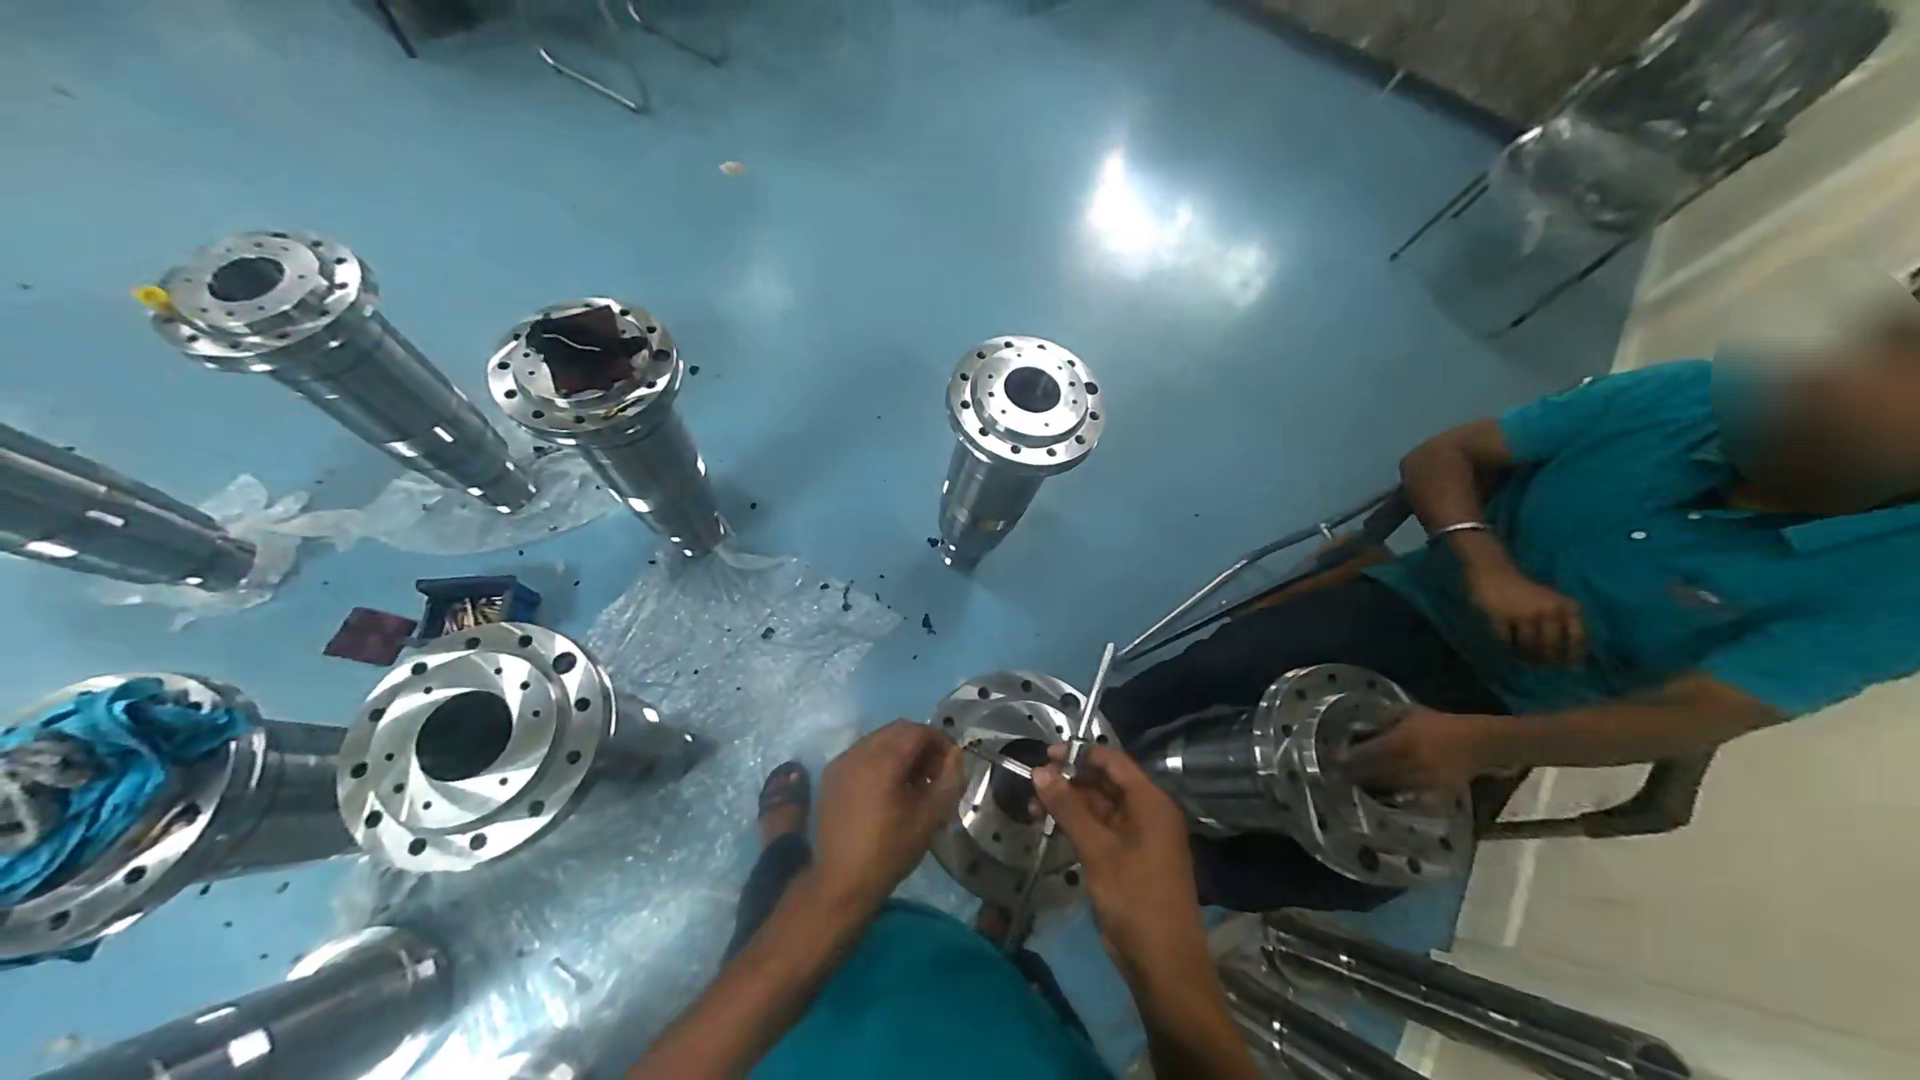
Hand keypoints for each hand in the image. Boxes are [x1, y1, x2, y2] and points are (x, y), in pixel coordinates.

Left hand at [812, 720, 963, 912]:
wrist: (843, 882)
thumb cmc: (891, 850)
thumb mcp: (931, 816)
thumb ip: (950, 778)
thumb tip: (955, 754)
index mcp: (883, 761)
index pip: (917, 731)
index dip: (940, 741)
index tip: (950, 764)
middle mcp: (858, 753)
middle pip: (898, 730)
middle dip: (921, 744)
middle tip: (935, 772)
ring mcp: (841, 762)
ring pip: (879, 739)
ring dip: (901, 750)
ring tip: (913, 782)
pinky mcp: (831, 775)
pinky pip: (862, 752)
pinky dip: (880, 759)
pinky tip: (888, 787)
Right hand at [1032, 744, 1206, 975]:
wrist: (1163, 964)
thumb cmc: (1135, 898)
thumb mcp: (1097, 850)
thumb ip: (1068, 807)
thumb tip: (1040, 771)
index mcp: (1151, 802)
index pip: (1113, 761)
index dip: (1080, 753)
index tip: (1045, 755)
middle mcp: (1147, 813)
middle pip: (1104, 783)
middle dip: (1068, 781)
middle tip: (1032, 785)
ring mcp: (1139, 837)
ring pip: (1099, 807)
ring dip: (1068, 804)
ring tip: (1032, 809)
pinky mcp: (1128, 858)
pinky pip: (1100, 829)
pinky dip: (1076, 825)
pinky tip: (1050, 827)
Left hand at [1342, 707, 1503, 792]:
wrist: (1479, 743)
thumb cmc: (1439, 725)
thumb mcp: (1406, 712)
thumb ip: (1381, 719)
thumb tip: (1357, 730)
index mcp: (1401, 743)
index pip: (1365, 755)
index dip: (1346, 761)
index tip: (1332, 762)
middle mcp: (1410, 765)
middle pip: (1372, 775)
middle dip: (1352, 776)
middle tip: (1336, 776)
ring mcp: (1424, 783)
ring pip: (1387, 789)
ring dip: (1368, 788)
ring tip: (1352, 786)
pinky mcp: (1437, 797)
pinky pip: (1409, 801)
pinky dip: (1393, 799)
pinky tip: (1381, 797)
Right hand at [1466, 564, 1586, 665]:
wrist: (1493, 573)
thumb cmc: (1527, 592)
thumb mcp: (1553, 603)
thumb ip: (1565, 624)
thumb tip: (1574, 659)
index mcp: (1567, 607)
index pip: (1578, 638)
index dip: (1575, 656)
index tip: (1570, 668)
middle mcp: (1549, 611)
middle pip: (1552, 646)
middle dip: (1548, 659)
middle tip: (1543, 666)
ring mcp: (1523, 614)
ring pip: (1529, 646)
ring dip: (1527, 657)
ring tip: (1525, 660)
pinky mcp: (1500, 616)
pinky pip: (1506, 640)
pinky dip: (1508, 648)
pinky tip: (1509, 649)